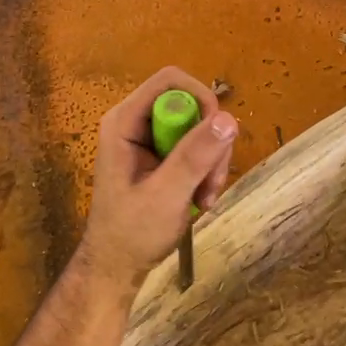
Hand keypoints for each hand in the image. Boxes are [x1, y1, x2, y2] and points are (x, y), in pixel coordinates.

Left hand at [72, 67, 236, 286]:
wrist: (117, 265)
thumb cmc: (132, 232)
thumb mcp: (166, 195)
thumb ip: (194, 156)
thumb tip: (228, 119)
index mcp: (123, 122)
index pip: (170, 81)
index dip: (201, 100)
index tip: (218, 135)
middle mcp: (135, 123)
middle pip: (191, 106)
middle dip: (209, 143)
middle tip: (211, 182)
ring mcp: (149, 140)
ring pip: (200, 130)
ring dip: (211, 164)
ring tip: (204, 198)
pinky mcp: (162, 157)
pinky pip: (197, 149)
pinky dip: (206, 173)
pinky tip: (199, 201)